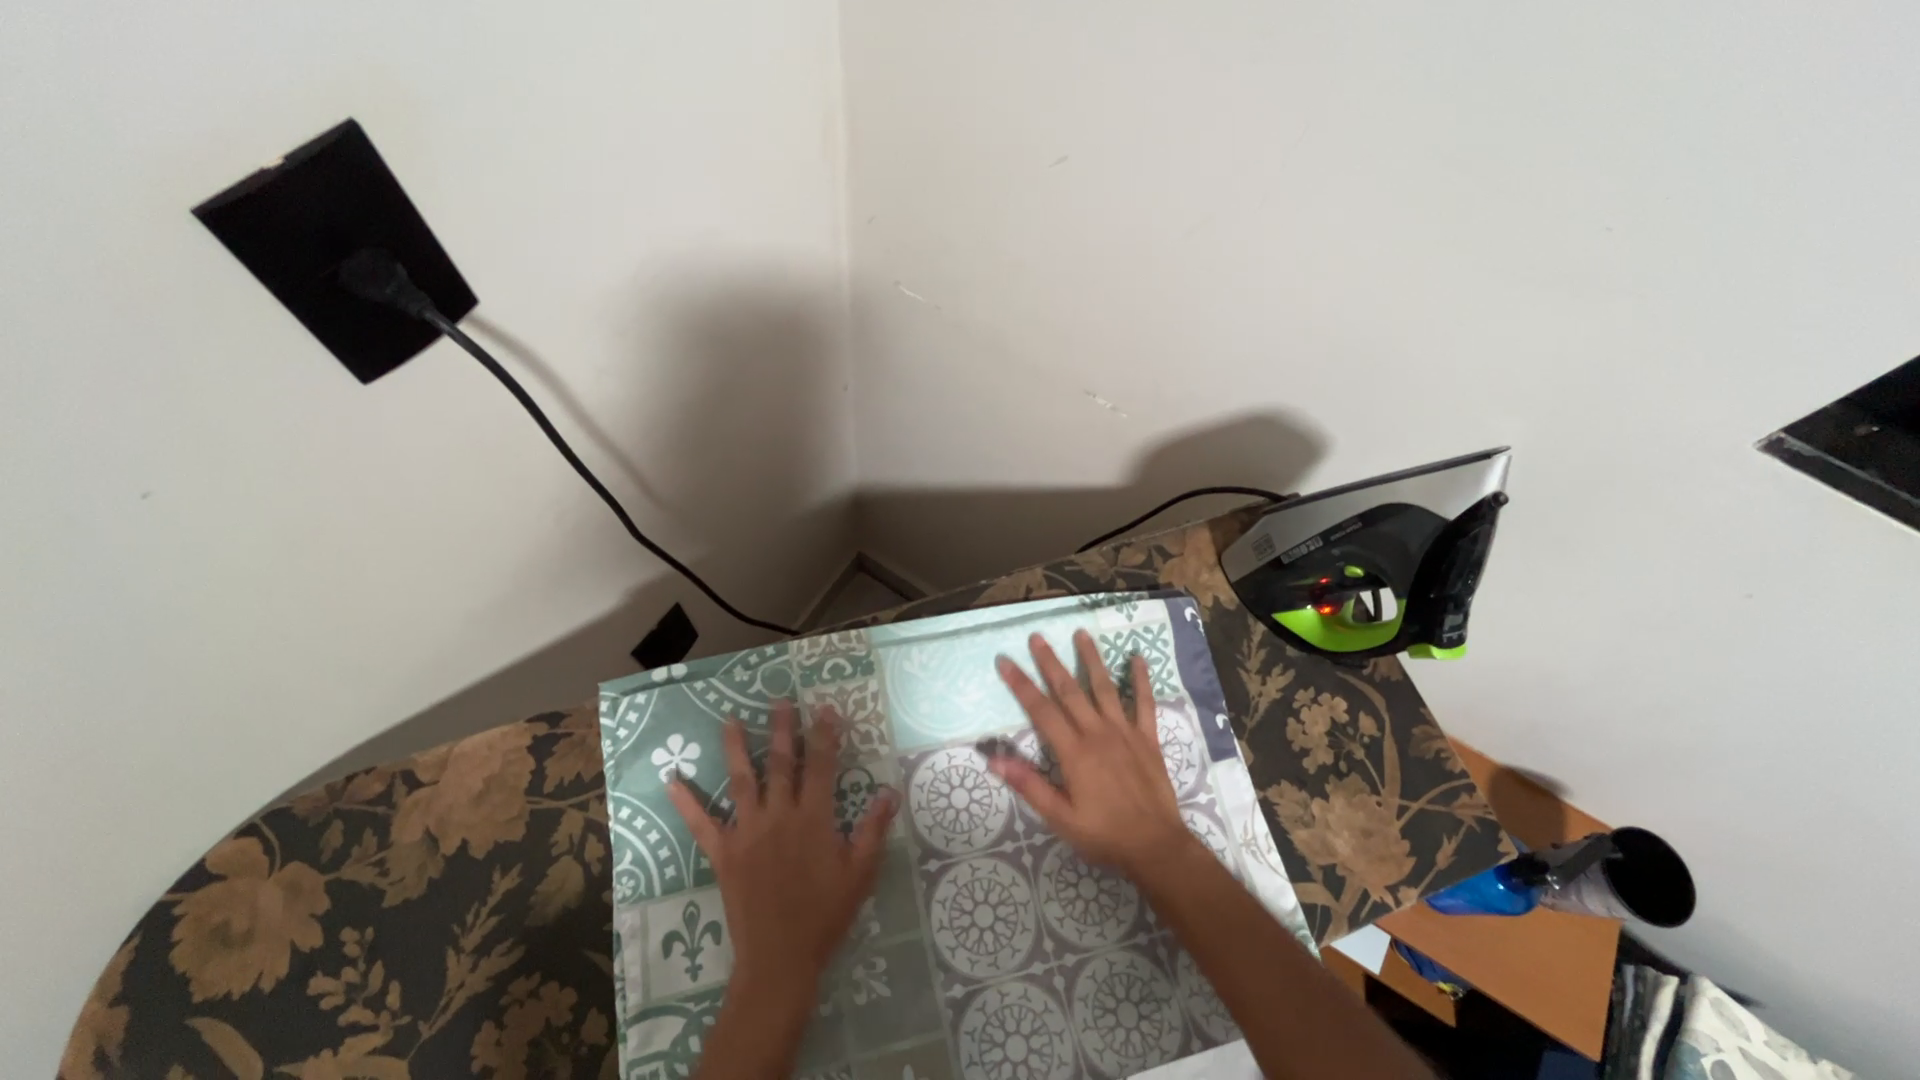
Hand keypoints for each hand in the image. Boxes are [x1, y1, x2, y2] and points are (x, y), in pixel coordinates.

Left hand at [668, 701, 897, 1000]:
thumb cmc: (825, 914)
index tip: (825, 710)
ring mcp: (746, 832)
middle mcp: (778, 816)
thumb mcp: (860, 873)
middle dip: (782, 729)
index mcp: (813, 818)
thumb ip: (873, 829)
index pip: (821, 766)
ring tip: (731, 720)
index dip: (824, 735)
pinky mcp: (723, 853)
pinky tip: (671, 779)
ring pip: (741, 780)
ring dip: (737, 747)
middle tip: (780, 701)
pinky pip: (701, 823)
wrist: (780, 957)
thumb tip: (889, 791)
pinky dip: (685, 801)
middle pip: (781, 763)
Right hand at [989, 631, 1197, 878]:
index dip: (1020, 684)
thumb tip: (994, 759)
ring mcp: (1125, 732)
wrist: (1155, 846)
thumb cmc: (1103, 835)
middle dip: (1050, 662)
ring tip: (1081, 634)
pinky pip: (1144, 703)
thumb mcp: (1059, 817)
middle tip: (1037, 636)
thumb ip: (1028, 784)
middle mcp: (1097, 733)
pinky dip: (1141, 680)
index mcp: (1073, 752)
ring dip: (1091, 659)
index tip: (1004, 660)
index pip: (1040, 709)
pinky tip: (1138, 659)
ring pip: (1104, 688)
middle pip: (1069, 690)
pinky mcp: (1148, 739)